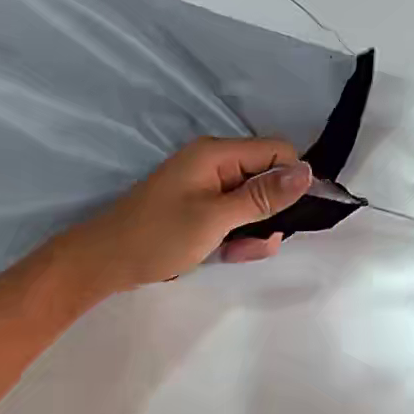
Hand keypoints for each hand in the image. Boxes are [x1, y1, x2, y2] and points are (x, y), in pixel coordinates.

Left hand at [57, 137, 313, 293]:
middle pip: (268, 178)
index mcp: (217, 154)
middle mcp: (215, 164)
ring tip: (234, 251)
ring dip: (254, 230)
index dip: (292, 179)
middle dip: (271, 211)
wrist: (106, 262)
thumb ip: (262, 196)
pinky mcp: (201, 208)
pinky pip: (235, 216)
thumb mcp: (216, 218)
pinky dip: (237, 236)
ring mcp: (207, 187)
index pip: (277, 151)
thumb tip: (307, 172)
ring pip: (254, 203)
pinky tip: (225, 254)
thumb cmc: (159, 236)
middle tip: (258, 241)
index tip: (294, 214)